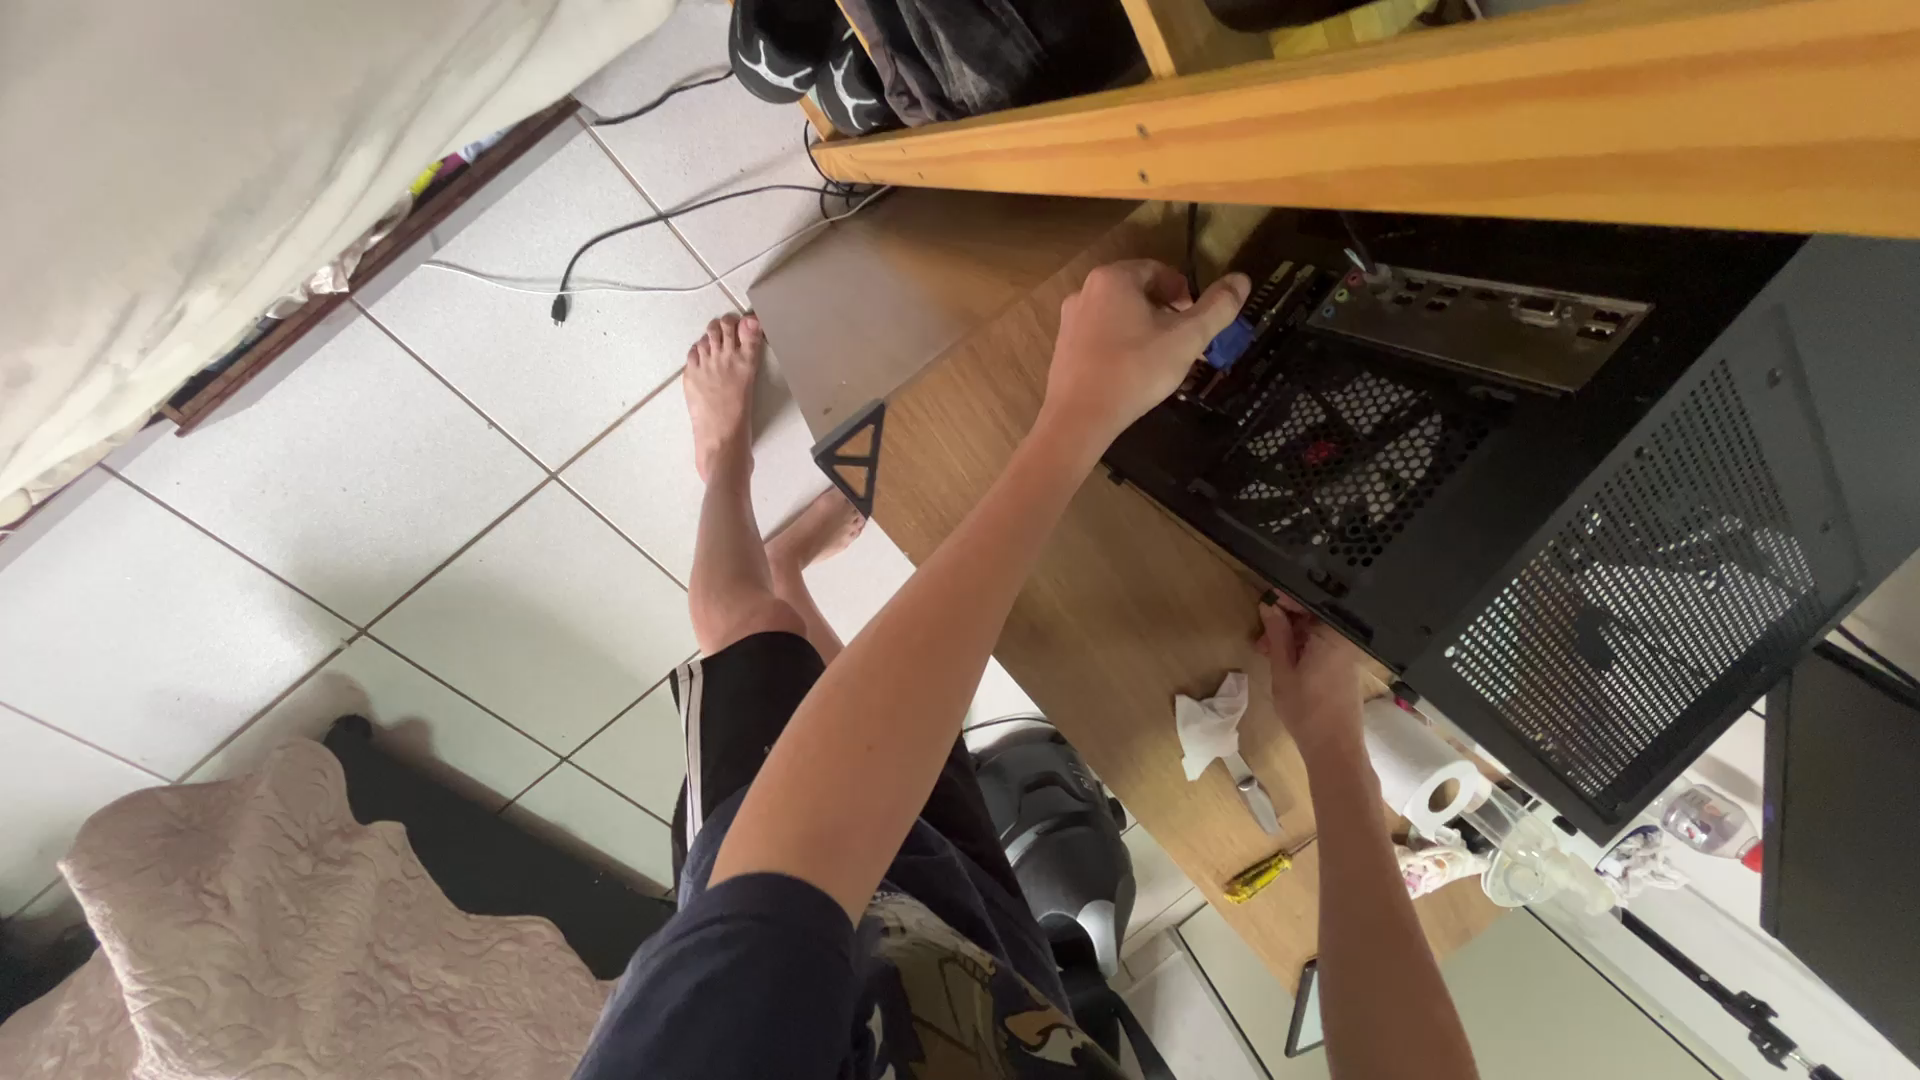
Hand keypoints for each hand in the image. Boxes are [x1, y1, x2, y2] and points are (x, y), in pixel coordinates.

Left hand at [1040, 259, 1249, 447]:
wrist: (1078, 418)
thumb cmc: (1135, 371)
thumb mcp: (1186, 339)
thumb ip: (1217, 308)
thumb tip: (1242, 279)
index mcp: (1113, 278)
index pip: (1159, 271)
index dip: (1183, 293)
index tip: (1196, 320)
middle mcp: (1085, 291)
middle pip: (1137, 293)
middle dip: (1164, 313)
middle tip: (1182, 342)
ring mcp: (1069, 321)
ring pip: (1117, 317)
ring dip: (1143, 331)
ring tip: (1160, 360)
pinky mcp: (1062, 349)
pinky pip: (1099, 338)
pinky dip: (1120, 347)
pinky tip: (1131, 373)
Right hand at [1257, 594, 1364, 765]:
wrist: (1333, 748)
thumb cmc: (1306, 710)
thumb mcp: (1282, 669)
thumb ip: (1277, 633)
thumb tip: (1269, 605)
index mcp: (1333, 635)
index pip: (1308, 601)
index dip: (1284, 598)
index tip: (1263, 602)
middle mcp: (1344, 639)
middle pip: (1312, 614)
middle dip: (1284, 618)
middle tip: (1260, 632)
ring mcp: (1346, 652)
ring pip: (1314, 630)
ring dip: (1289, 634)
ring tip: (1265, 649)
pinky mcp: (1343, 665)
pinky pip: (1320, 644)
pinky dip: (1300, 646)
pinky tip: (1281, 659)